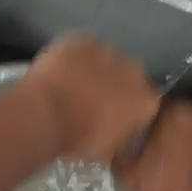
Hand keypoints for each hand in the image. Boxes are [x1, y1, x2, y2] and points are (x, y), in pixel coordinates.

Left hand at [19, 36, 159, 162]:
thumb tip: (118, 133)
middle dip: (116, 82)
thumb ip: (121, 136)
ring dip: (95, 67)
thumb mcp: (108, 151)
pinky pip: (82, 47)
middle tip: (94, 96)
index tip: (116, 112)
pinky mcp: (81, 39)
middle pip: (129, 74)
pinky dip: (74, 56)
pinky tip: (62, 68)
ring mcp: (107, 50)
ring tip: (74, 81)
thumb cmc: (79, 138)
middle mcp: (132, 71)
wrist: (45, 112)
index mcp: (145, 100)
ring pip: (105, 57)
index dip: (129, 105)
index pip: (146, 100)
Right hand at [113, 103, 191, 190]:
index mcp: (177, 114)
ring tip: (176, 172)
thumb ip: (121, 156)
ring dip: (186, 149)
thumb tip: (116, 146)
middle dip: (165, 136)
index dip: (141, 127)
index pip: (150, 110)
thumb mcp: (134, 181)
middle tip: (153, 158)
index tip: (135, 143)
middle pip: (175, 122)